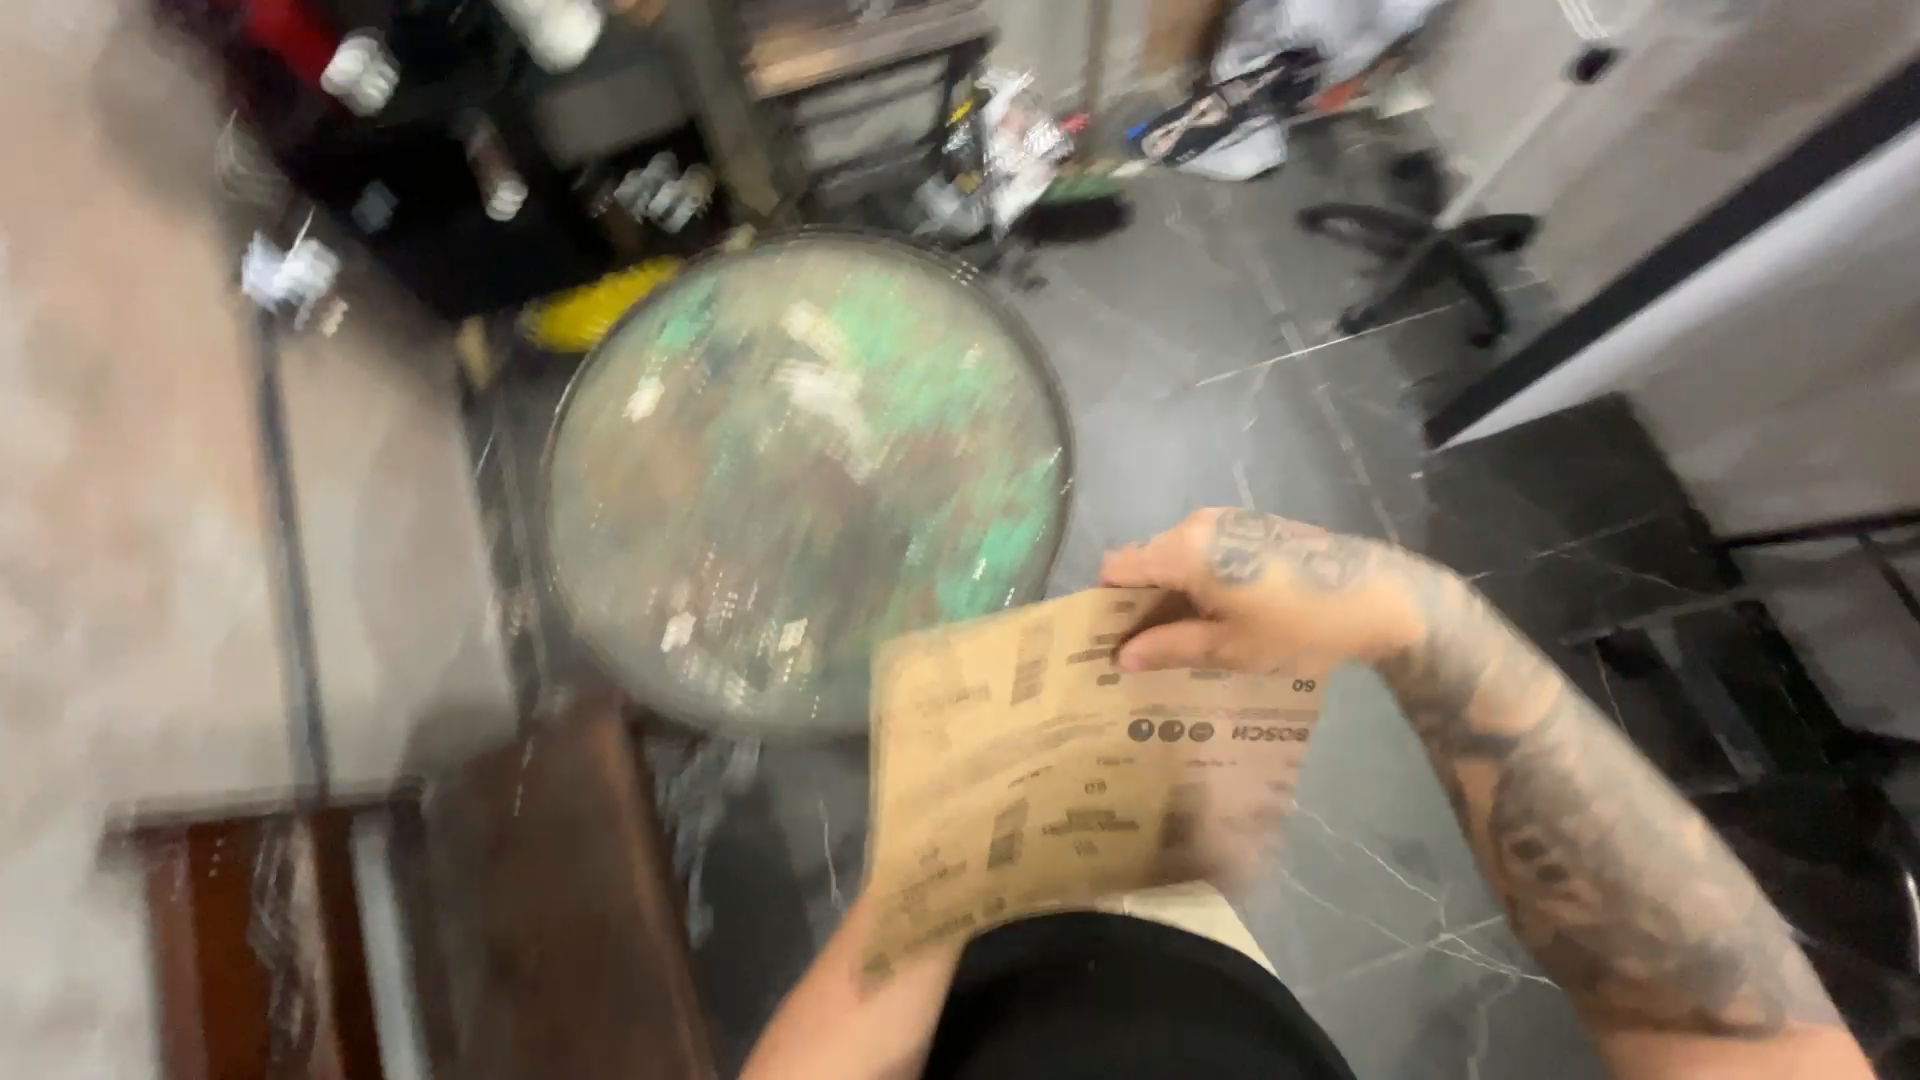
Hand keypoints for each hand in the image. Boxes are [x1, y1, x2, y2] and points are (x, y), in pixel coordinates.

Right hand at [1098, 508, 1428, 673]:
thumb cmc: (1300, 627)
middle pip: (1144, 559)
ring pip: (1174, 554)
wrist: (1383, 597)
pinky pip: (1203, 548)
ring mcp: (1226, 520)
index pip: (1116, 567)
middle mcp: (1197, 524)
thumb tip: (1121, 657)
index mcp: (1185, 551)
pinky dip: (1196, 577)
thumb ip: (1170, 647)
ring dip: (1170, 589)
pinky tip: (1220, 611)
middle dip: (1139, 599)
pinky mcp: (1250, 523)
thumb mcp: (1231, 648)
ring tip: (1186, 633)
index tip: (1114, 636)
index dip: (1107, 601)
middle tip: (1149, 645)